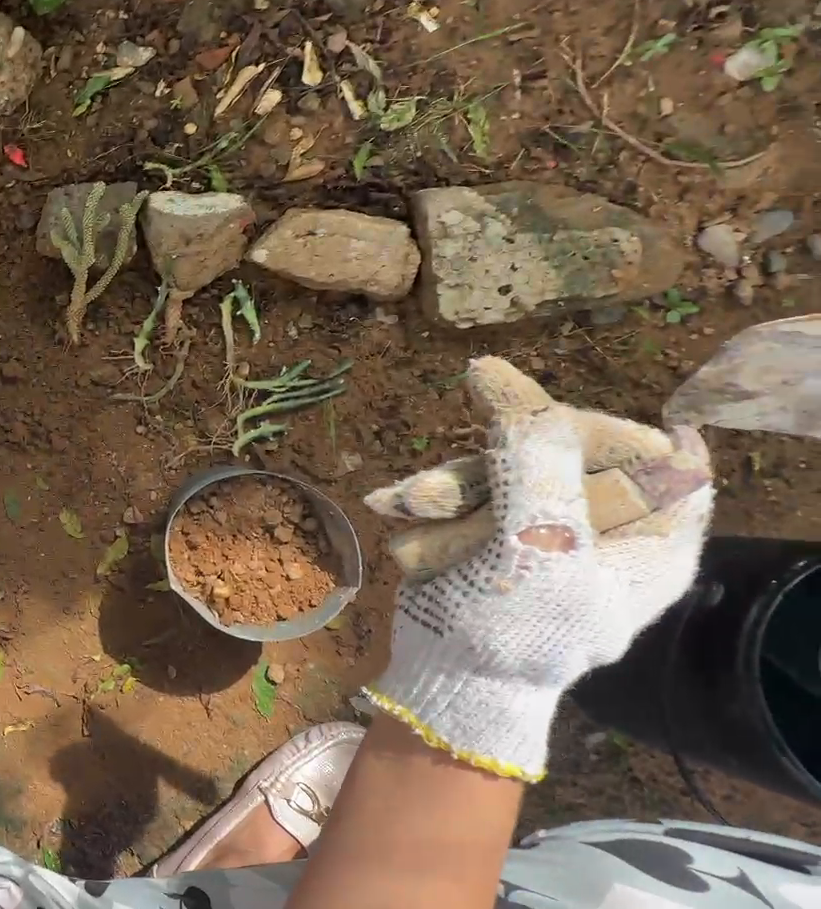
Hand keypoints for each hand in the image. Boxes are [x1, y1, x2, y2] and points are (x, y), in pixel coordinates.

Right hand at [361, 357, 713, 780]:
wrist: (444, 678)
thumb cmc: (510, 629)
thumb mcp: (535, 542)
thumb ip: (528, 455)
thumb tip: (492, 368)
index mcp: (653, 539)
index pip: (652, 451)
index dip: (592, 432)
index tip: (533, 431)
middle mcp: (603, 526)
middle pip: (560, 451)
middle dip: (495, 467)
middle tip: (451, 486)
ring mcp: (538, 526)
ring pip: (498, 468)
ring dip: (447, 484)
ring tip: (408, 505)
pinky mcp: (484, 528)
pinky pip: (460, 491)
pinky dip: (426, 500)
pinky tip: (393, 507)